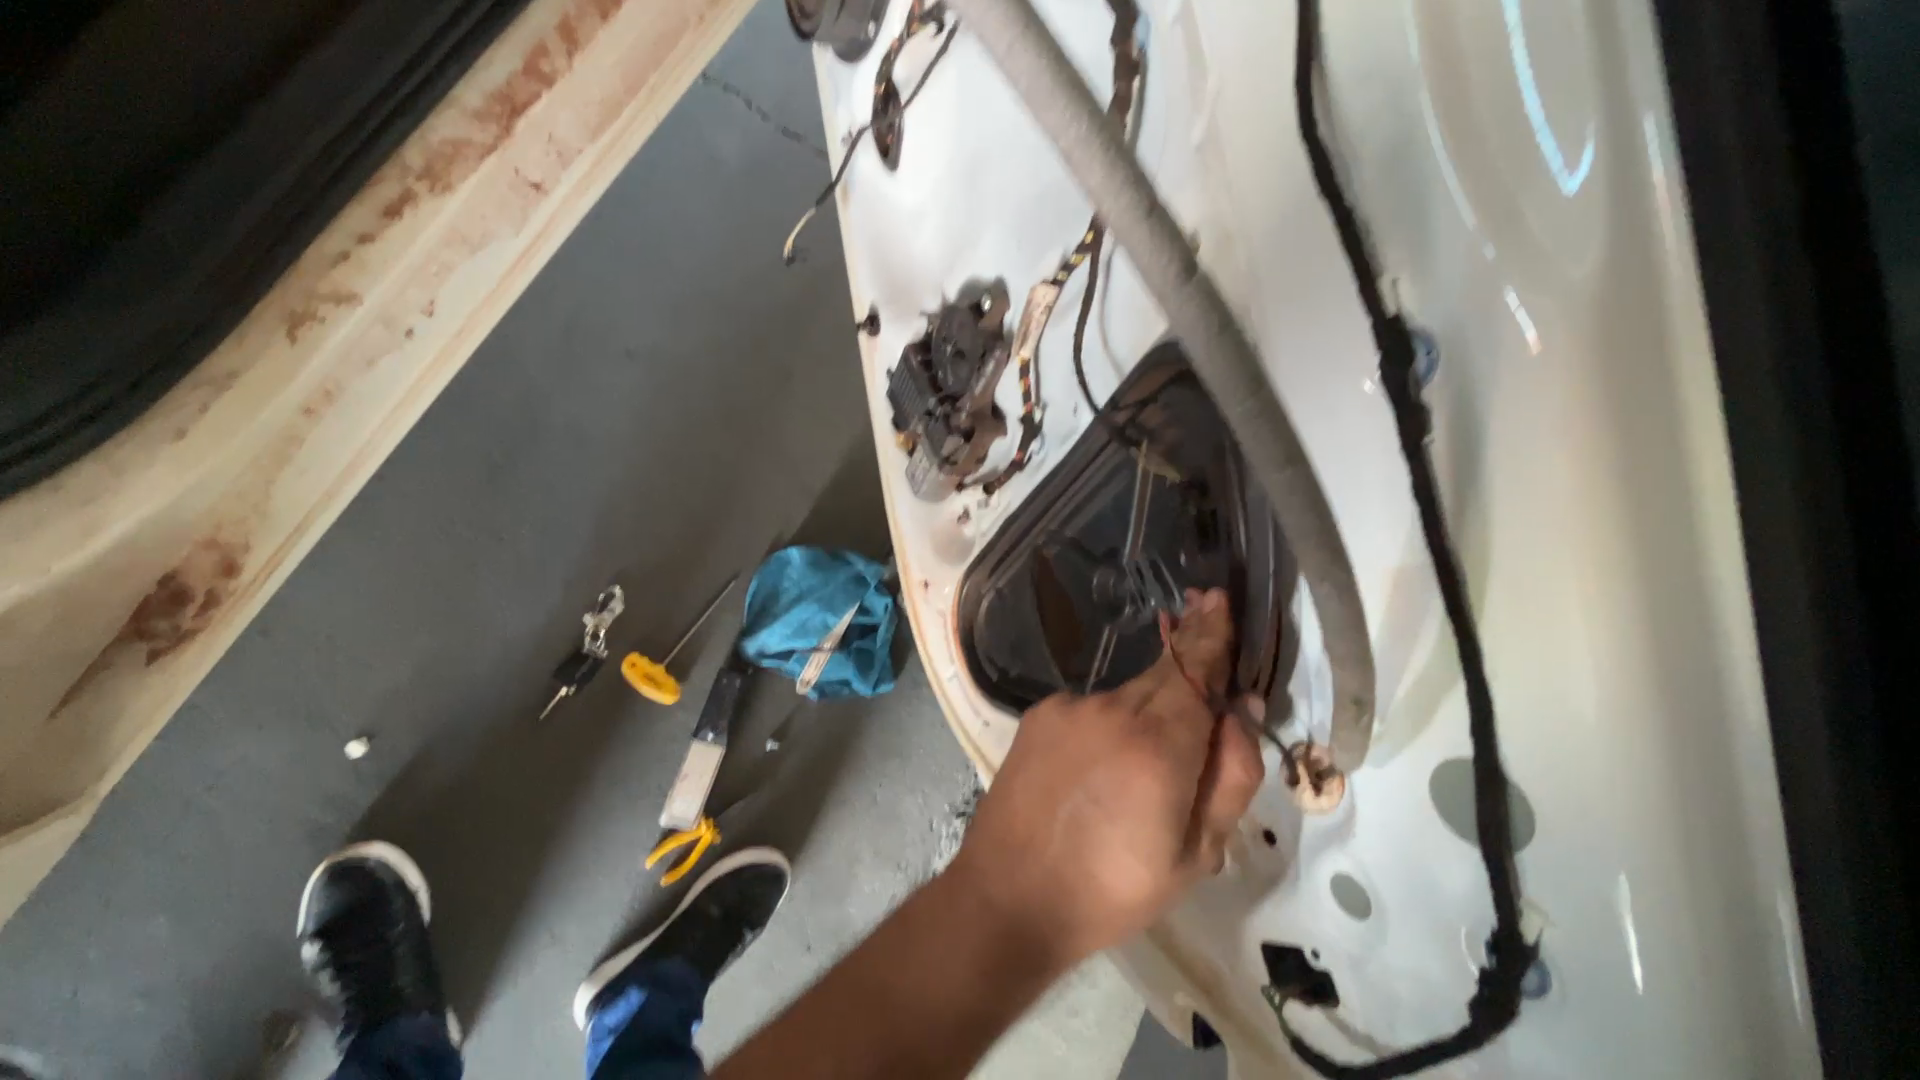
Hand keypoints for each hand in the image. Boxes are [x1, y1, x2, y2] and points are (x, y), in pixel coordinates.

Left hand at [947, 588, 1265, 964]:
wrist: (1009, 898)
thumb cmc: (1112, 890)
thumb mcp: (1197, 854)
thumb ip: (1231, 776)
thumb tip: (1238, 711)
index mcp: (1159, 745)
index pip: (1197, 669)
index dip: (1212, 634)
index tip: (1219, 599)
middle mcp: (1112, 710)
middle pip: (1165, 675)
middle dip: (1188, 668)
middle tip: (1201, 684)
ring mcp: (1069, 708)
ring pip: (1127, 695)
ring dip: (1145, 713)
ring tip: (1135, 775)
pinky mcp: (1038, 716)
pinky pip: (1091, 709)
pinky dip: (1106, 726)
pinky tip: (1095, 770)